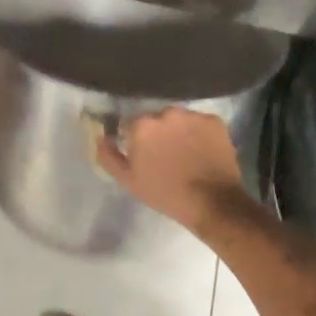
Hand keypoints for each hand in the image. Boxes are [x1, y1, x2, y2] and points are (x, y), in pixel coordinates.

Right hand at [95, 107, 246, 233]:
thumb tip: (101, 137)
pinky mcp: (214, 121)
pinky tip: (201, 151)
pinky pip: (200, 123)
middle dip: (158, 133)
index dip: (135, 139)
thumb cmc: (166, 193)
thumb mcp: (128, 180)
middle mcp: (166, 112)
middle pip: (156, 119)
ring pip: (179, 119)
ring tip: (185, 153)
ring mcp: (193, 115)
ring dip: (178, 131)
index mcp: (142, 125)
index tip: (143, 154)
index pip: (131, 124)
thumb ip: (108, 156)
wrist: (213, 203)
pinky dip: (199, 133)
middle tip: (165, 155)